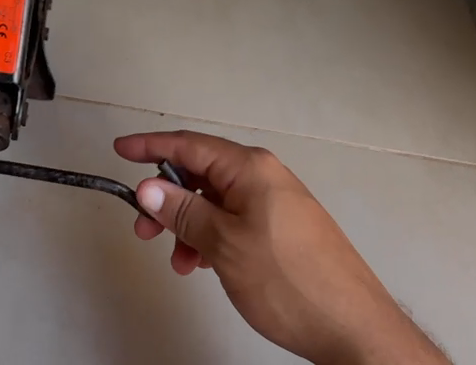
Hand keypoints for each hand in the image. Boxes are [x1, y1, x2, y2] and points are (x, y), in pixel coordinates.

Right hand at [116, 130, 449, 364]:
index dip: (150, 146)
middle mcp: (263, 175)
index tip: (120, 150)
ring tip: (177, 260)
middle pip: (200, 173)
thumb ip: (182, 212)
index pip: (188, 144)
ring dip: (188, 224)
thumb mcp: (224, 245)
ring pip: (215, 201)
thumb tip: (147, 186)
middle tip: (141, 228)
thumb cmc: (286, 279)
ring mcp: (277, 202)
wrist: (356, 330)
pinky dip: (212, 236)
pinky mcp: (285, 229)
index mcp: (249, 167)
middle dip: (166, 198)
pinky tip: (203, 264)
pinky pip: (234, 219)